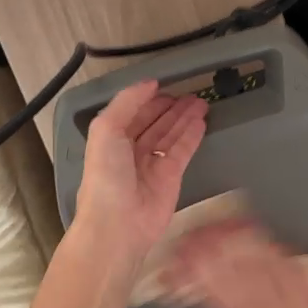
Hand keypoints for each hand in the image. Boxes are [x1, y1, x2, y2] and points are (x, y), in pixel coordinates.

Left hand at [74, 80, 206, 262]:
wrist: (118, 223)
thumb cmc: (106, 175)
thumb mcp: (106, 129)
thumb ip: (126, 102)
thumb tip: (149, 84)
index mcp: (110, 140)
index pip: (132, 113)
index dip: (147, 99)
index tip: (165, 85)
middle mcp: (130, 151)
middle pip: (154, 124)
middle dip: (170, 108)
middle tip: (189, 93)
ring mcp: (151, 165)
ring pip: (170, 135)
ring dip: (184, 118)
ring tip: (200, 102)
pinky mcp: (171, 178)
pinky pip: (183, 151)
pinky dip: (192, 136)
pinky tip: (201, 122)